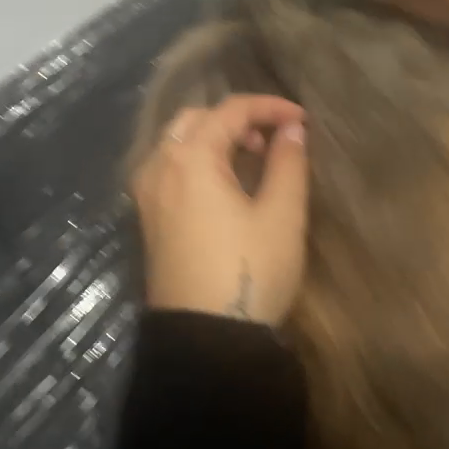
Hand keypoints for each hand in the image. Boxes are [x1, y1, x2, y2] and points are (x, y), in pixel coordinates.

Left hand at [132, 95, 308, 325]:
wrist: (204, 341)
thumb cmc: (248, 272)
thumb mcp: (281, 216)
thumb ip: (288, 163)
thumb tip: (291, 130)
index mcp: (189, 158)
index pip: (229, 110)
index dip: (269, 107)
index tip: (301, 120)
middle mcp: (159, 166)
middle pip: (195, 119)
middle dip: (235, 119)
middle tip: (270, 140)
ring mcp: (147, 193)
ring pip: (177, 142)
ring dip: (213, 138)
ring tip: (250, 160)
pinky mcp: (147, 218)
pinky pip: (168, 168)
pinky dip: (195, 160)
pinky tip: (222, 185)